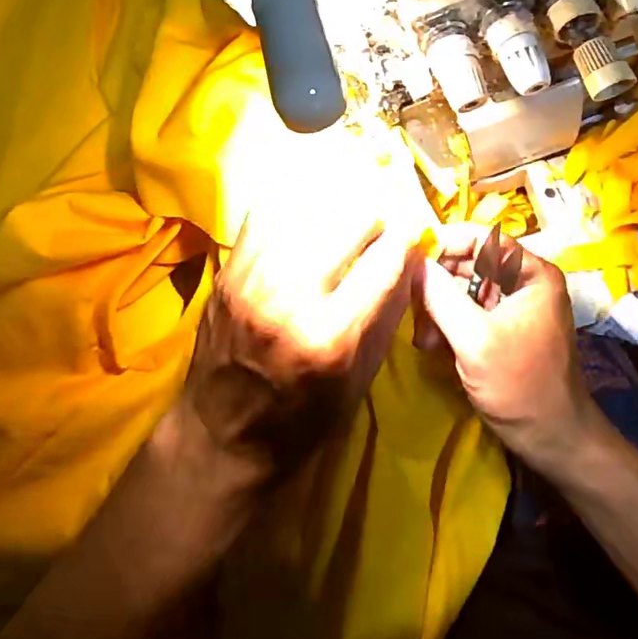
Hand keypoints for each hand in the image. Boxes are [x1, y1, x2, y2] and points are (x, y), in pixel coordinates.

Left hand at [180, 207, 416, 480]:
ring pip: (304, 208)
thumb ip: (388, 311)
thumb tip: (410, 256)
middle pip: (345, 222)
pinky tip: (308, 206)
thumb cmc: (304, 420)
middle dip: (373, 214)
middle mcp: (290, 299)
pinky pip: (265, 215)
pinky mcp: (228, 272)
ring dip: (334, 202)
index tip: (414, 227)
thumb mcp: (361, 378)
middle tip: (381, 217)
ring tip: (347, 203)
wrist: (223, 435)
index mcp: (331, 336)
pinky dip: (292, 203)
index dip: (406, 236)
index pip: (383, 261)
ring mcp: (252, 280)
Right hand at [416, 224, 604, 473]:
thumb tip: (413, 262)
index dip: (443, 245)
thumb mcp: (475, 341)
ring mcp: (514, 303)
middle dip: (437, 284)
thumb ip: (441, 297)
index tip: (409, 263)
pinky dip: (448, 323)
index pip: (479, 238)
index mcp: (530, 273)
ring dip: (438, 308)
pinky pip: (468, 308)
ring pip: (463, 286)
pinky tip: (434, 345)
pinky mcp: (503, 325)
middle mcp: (524, 279)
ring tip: (424, 338)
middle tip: (414, 311)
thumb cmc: (521, 388)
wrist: (555, 442)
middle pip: (468, 261)